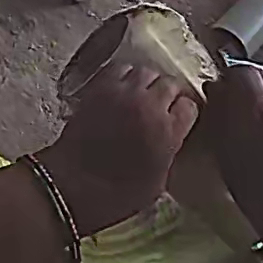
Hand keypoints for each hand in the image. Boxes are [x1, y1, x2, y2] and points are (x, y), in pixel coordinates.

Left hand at [36, 61, 198, 236]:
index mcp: (168, 132)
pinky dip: (126, 75)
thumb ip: (169, 151)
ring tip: (144, 94)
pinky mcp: (101, 87)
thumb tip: (172, 136)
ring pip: (147, 71)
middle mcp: (150, 105)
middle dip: (171, 93)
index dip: (186, 111)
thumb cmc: (117, 194)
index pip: (189, 105)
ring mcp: (124, 93)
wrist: (72, 185)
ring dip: (149, 82)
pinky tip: (123, 88)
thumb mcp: (157, 181)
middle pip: (170, 83)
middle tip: (165, 104)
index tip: (182, 117)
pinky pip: (121, 68)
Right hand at [205, 66, 262, 251]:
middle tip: (240, 100)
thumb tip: (214, 87)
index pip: (244, 73)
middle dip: (249, 84)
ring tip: (260, 115)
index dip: (232, 76)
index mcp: (256, 113)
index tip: (224, 87)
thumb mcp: (225, 152)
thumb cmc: (253, 190)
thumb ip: (219, 114)